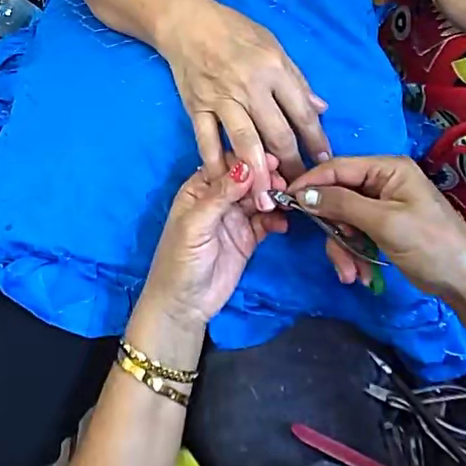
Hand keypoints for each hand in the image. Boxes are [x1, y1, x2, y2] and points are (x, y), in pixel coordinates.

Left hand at [136, 154, 288, 330]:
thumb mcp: (195, 224)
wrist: (184, 304)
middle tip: (281, 184)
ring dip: (273, 197)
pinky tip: (282, 222)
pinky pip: (267, 221)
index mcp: (199, 189)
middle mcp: (219, 198)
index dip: (247, 161)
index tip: (269, 162)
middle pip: (247, 179)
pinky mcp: (248, 237)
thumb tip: (245, 167)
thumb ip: (220, 196)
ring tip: (285, 201)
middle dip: (264, 179)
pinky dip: (277, 219)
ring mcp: (235, 217)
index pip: (226, 165)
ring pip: (259, 197)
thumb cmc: (180, 260)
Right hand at [157, 0, 330, 209]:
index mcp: (274, 70)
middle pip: (277, 134)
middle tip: (300, 191)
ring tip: (267, 200)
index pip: (302, 113)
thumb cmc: (233, 30)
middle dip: (292, 166)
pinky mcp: (196, 107)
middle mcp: (250, 88)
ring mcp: (221, 100)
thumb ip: (296, 80)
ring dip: (259, 175)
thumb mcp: (273, 45)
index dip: (316, 141)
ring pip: (245, 143)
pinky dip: (216, 164)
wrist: (186, 23)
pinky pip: (207, 141)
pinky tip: (226, 183)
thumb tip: (320, 109)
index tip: (325, 162)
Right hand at [284, 155, 465, 302]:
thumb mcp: (383, 222)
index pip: (337, 167)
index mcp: (387, 168)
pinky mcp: (382, 227)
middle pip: (337, 197)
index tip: (285, 200)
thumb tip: (302, 194)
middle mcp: (382, 181)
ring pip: (342, 220)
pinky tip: (364, 275)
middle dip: (334, 230)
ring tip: (354, 275)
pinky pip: (355, 235)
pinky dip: (354, 255)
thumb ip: (341, 204)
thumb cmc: (430, 244)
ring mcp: (382, 205)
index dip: (311, 183)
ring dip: (344, 249)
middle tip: (337, 256)